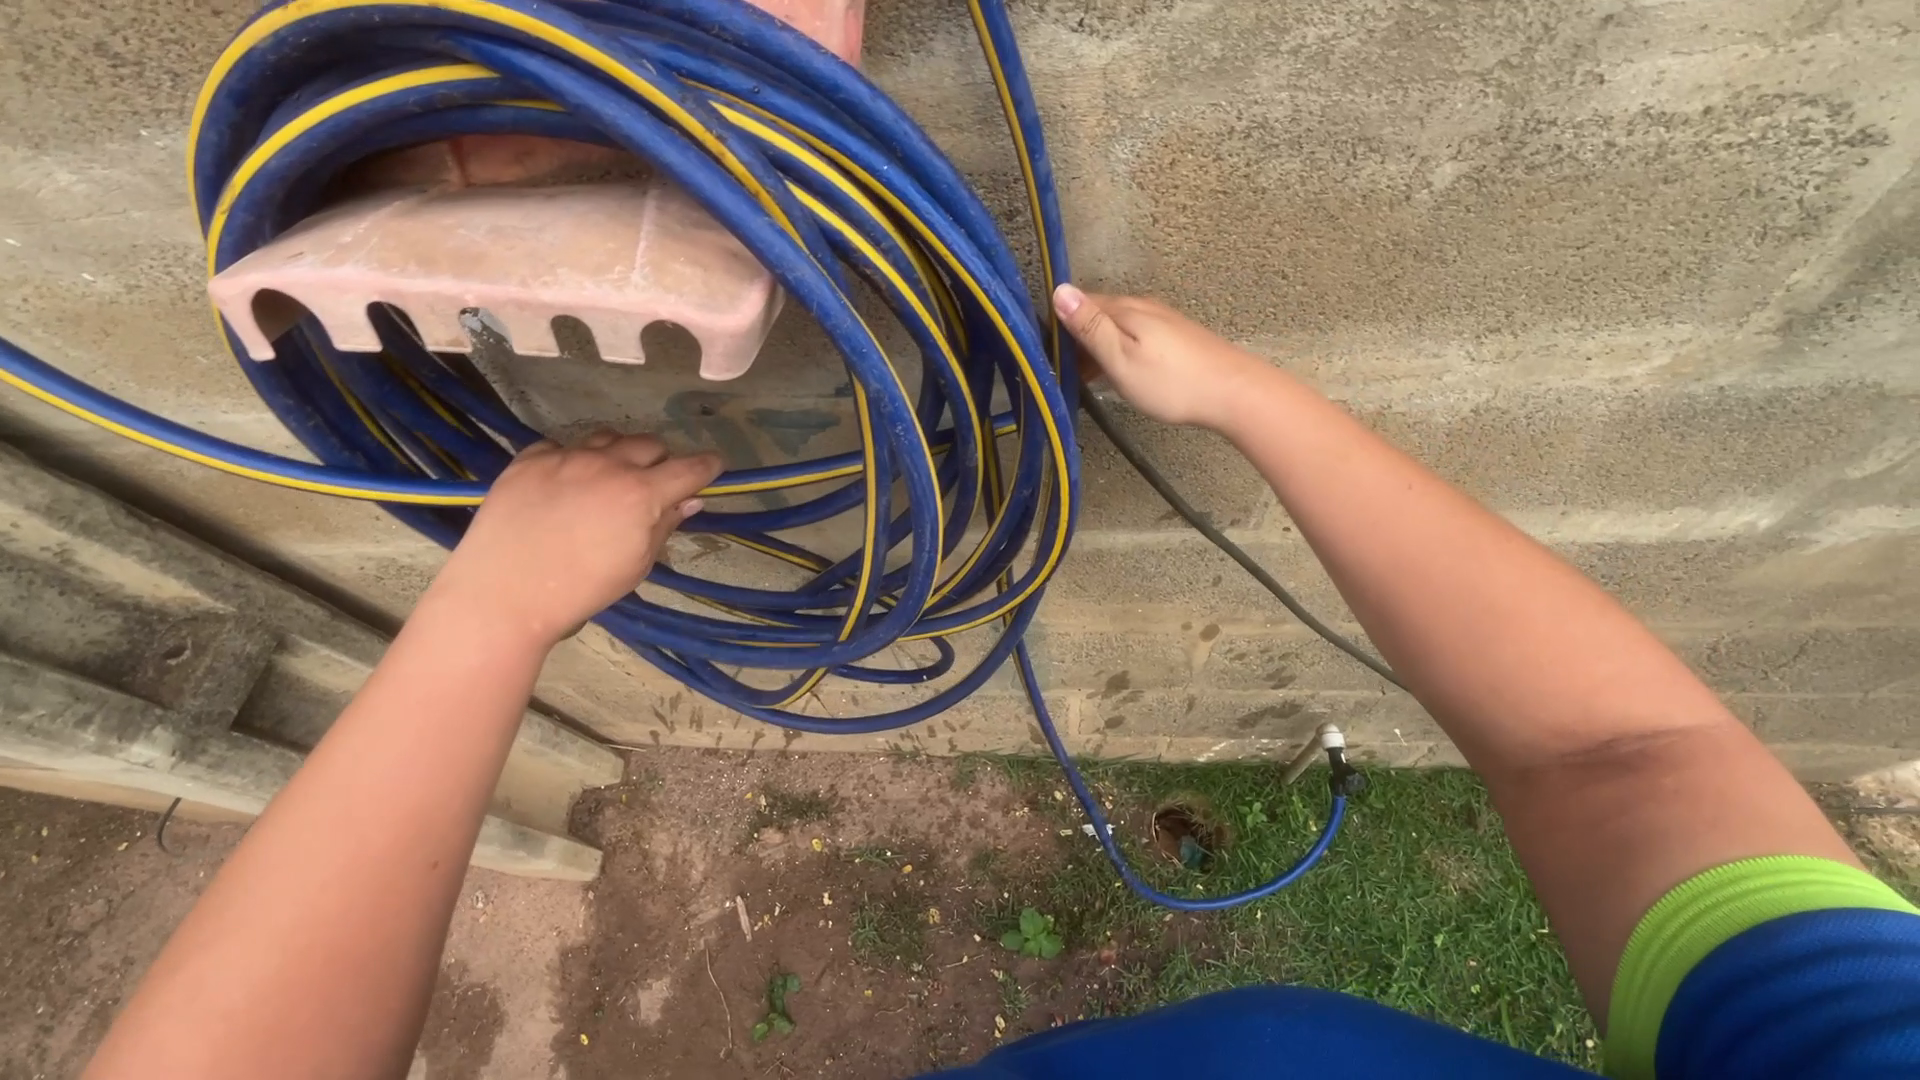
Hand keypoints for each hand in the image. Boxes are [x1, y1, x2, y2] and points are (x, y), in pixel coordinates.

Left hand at [427, 431, 722, 648]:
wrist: (504, 594)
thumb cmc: (582, 589)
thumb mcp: (636, 564)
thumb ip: (664, 526)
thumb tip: (690, 501)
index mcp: (641, 494)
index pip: (689, 469)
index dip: (708, 466)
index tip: (716, 465)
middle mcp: (607, 465)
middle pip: (649, 444)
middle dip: (661, 459)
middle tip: (656, 481)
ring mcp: (564, 458)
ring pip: (606, 438)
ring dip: (619, 453)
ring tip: (611, 476)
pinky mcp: (528, 460)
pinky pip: (562, 446)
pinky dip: (574, 458)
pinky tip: (568, 482)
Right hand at [1053, 284, 1269, 429]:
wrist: (1234, 393)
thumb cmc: (1171, 383)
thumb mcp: (1121, 358)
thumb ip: (1090, 326)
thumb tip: (1058, 289)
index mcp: (1125, 309)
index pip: (1078, 303)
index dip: (1056, 323)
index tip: (1040, 349)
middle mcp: (1142, 307)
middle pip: (1097, 314)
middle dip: (1074, 337)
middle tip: (1057, 370)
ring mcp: (1161, 321)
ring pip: (1115, 327)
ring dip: (1095, 348)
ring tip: (1081, 378)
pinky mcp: (1174, 338)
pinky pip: (1132, 337)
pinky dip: (1116, 352)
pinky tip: (1115, 374)